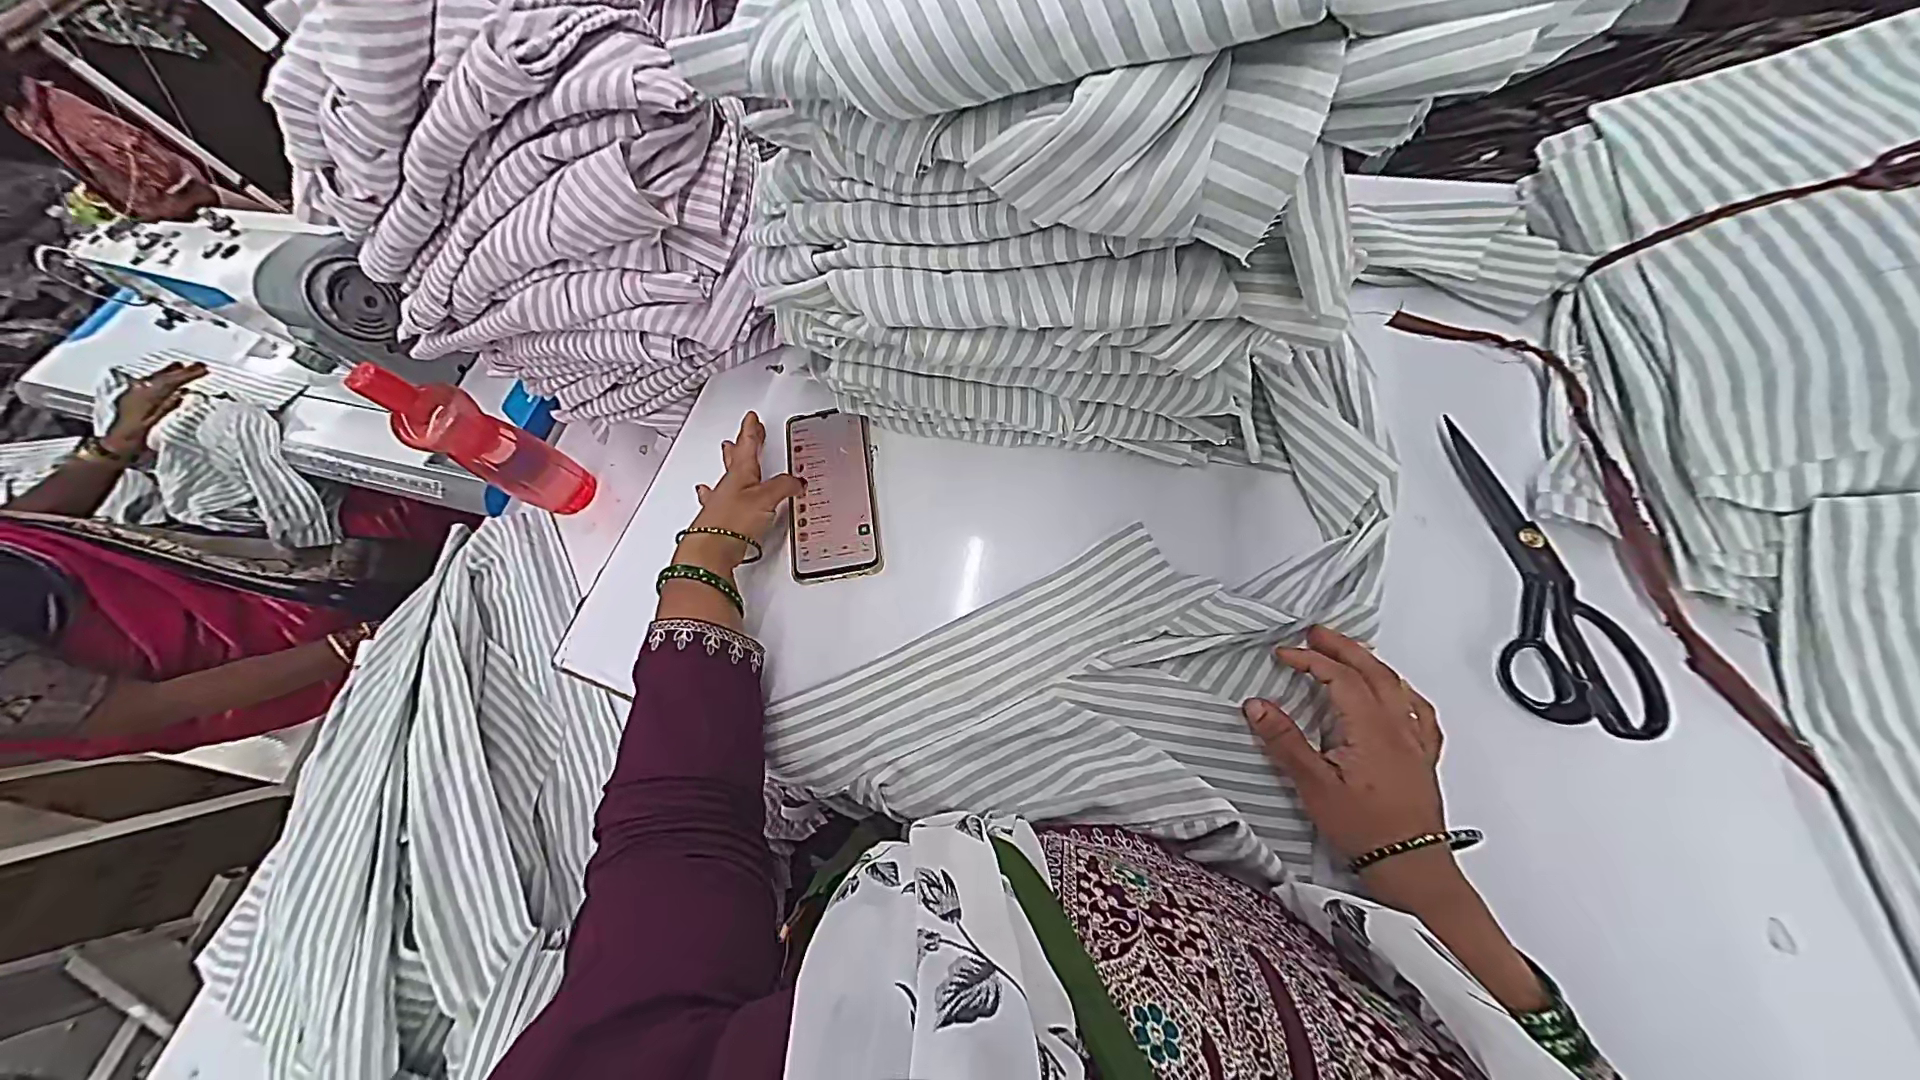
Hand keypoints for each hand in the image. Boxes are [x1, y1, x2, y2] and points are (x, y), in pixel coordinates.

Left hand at [104, 361, 206, 455]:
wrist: (114, 450)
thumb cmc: (138, 440)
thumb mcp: (158, 423)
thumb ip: (170, 407)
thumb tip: (184, 394)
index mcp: (145, 397)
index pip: (169, 382)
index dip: (187, 375)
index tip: (204, 369)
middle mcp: (136, 394)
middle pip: (160, 378)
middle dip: (178, 371)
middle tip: (197, 365)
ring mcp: (131, 397)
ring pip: (152, 381)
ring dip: (167, 374)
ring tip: (179, 367)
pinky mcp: (130, 403)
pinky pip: (147, 387)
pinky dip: (158, 382)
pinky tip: (164, 384)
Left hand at [677, 411, 803, 573]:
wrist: (712, 550)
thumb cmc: (732, 521)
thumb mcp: (767, 499)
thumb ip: (784, 487)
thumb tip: (796, 481)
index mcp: (740, 473)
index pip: (747, 446)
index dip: (751, 431)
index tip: (751, 418)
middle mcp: (729, 486)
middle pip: (737, 459)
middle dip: (743, 445)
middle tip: (746, 434)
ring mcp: (723, 503)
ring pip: (730, 478)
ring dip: (733, 465)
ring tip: (730, 454)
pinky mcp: (723, 521)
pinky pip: (725, 502)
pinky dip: (728, 497)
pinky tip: (722, 498)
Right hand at [1242, 626, 1453, 891]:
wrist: (1411, 865)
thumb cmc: (1365, 828)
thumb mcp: (1313, 784)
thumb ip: (1284, 741)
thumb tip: (1257, 706)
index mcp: (1371, 729)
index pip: (1339, 678)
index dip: (1310, 660)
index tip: (1285, 655)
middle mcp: (1398, 728)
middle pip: (1372, 671)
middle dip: (1342, 647)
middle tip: (1316, 633)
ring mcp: (1414, 741)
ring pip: (1396, 686)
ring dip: (1370, 661)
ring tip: (1349, 650)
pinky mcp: (1421, 757)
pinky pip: (1419, 711)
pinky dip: (1403, 691)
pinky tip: (1398, 692)